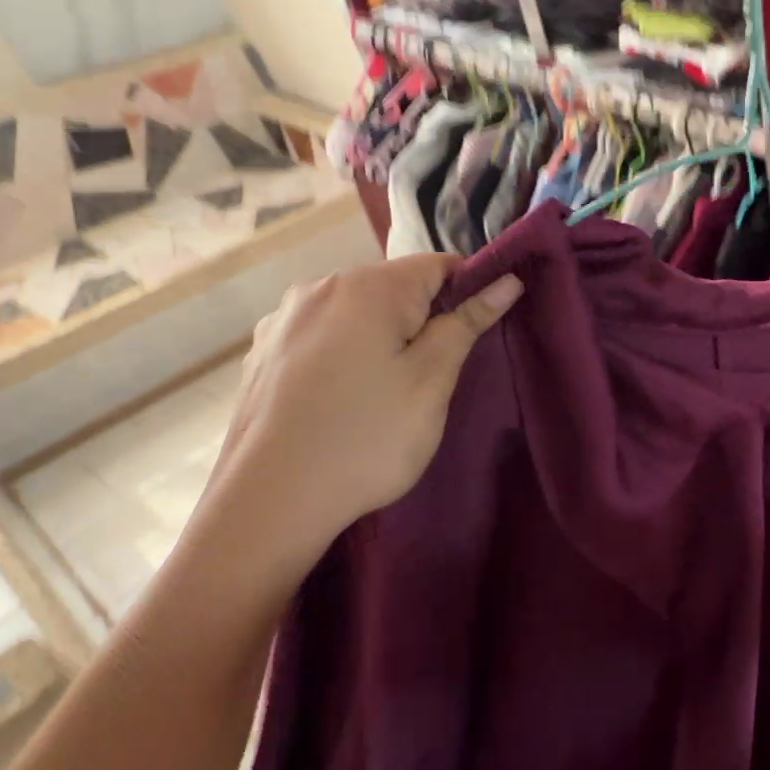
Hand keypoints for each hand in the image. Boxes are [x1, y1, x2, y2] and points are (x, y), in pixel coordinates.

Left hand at [195, 255, 523, 567]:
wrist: (270, 504)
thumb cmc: (366, 437)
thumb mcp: (431, 381)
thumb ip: (467, 323)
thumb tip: (507, 280)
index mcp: (366, 288)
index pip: (440, 265)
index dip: (470, 293)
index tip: (480, 337)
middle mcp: (318, 289)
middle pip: (396, 288)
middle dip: (425, 320)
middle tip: (438, 377)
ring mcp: (283, 321)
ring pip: (358, 315)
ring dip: (385, 340)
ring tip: (389, 395)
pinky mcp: (263, 354)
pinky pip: (325, 339)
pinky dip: (347, 357)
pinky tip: (346, 402)